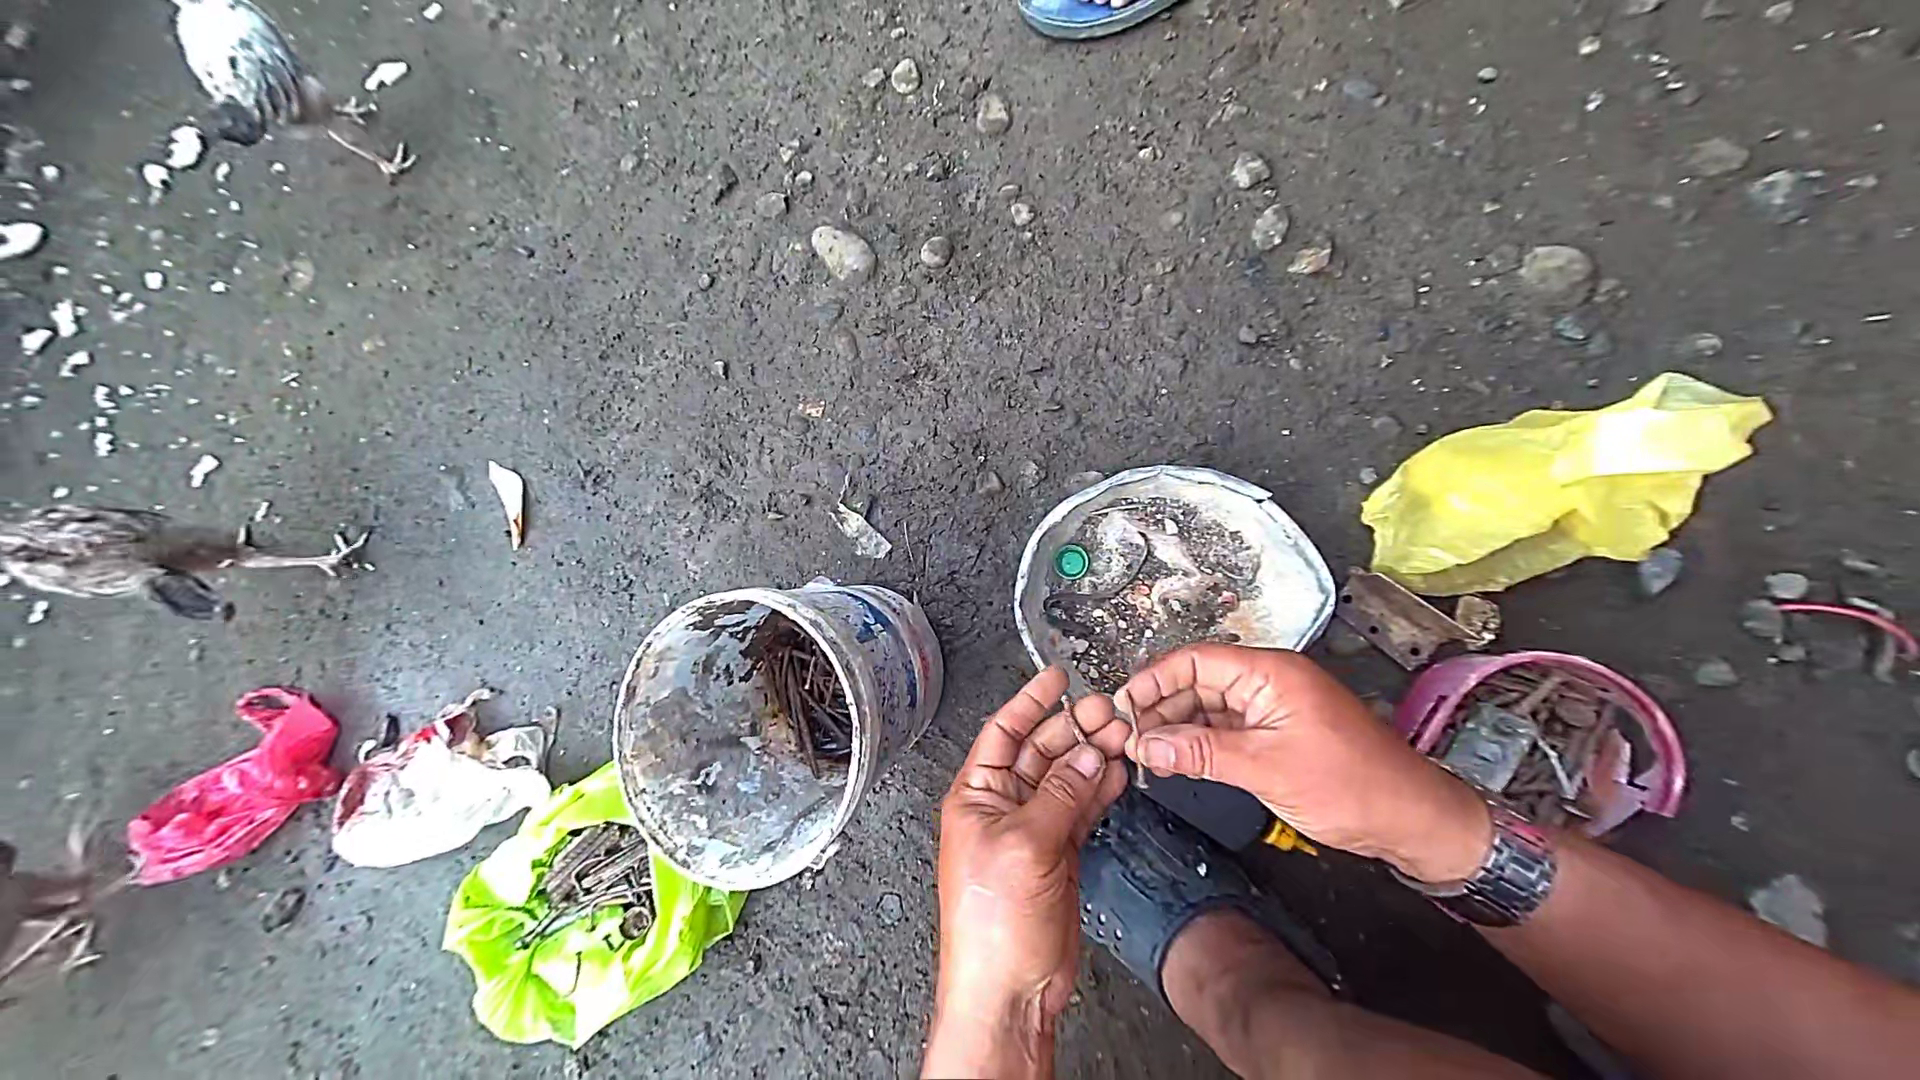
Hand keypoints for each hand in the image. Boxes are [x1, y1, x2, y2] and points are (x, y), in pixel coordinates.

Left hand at [924, 667, 1129, 1079]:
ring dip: (1093, 755)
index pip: (1004, 731)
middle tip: (1106, 710)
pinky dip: (1101, 788)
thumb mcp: (1023, 846)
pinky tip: (1117, 771)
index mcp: (977, 794)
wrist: (1008, 989)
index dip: (1029, 701)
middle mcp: (1003, 805)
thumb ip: (1060, 796)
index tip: (1054, 678)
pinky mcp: (1058, 850)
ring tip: (1120, 735)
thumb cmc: (989, 927)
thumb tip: (1087, 756)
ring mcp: (1034, 827)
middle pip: (1042, 750)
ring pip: (1067, 777)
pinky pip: (1081, 806)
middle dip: (1073, 728)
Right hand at [1117, 644, 1490, 883]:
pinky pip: (1222, 726)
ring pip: (1205, 706)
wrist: (1414, 822)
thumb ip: (1200, 753)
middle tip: (1132, 736)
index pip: (1194, 661)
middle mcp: (1267, 681)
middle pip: (1195, 681)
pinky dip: (1196, 741)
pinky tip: (1177, 759)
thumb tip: (1148, 746)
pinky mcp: (1273, 730)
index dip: (1154, 680)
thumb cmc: (1359, 787)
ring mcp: (1269, 706)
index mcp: (1270, 673)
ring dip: (1175, 727)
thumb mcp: (1266, 768)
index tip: (1126, 705)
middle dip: (1160, 708)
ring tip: (1148, 752)